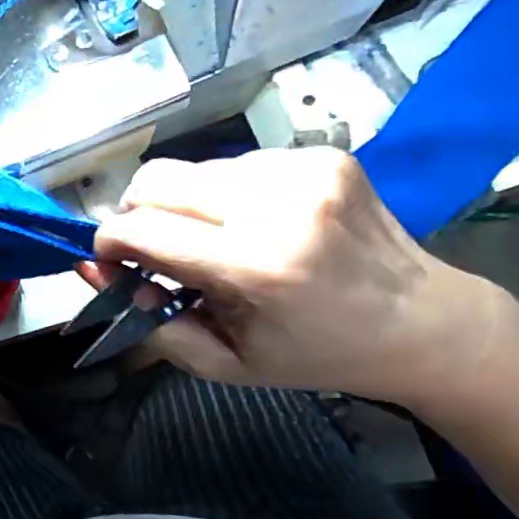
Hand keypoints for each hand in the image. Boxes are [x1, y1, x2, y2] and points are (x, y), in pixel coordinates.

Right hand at [84, 147, 502, 403]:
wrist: (421, 321)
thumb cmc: (314, 354)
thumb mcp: (223, 363)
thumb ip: (151, 321)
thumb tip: (97, 270)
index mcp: (256, 265)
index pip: (143, 227)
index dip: (110, 242)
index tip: (114, 262)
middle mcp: (278, 204)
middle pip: (156, 179)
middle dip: (134, 213)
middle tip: (149, 248)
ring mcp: (304, 170)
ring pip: (192, 170)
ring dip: (183, 206)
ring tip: (214, 241)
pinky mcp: (321, 155)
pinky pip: (235, 164)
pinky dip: (224, 194)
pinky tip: (254, 223)